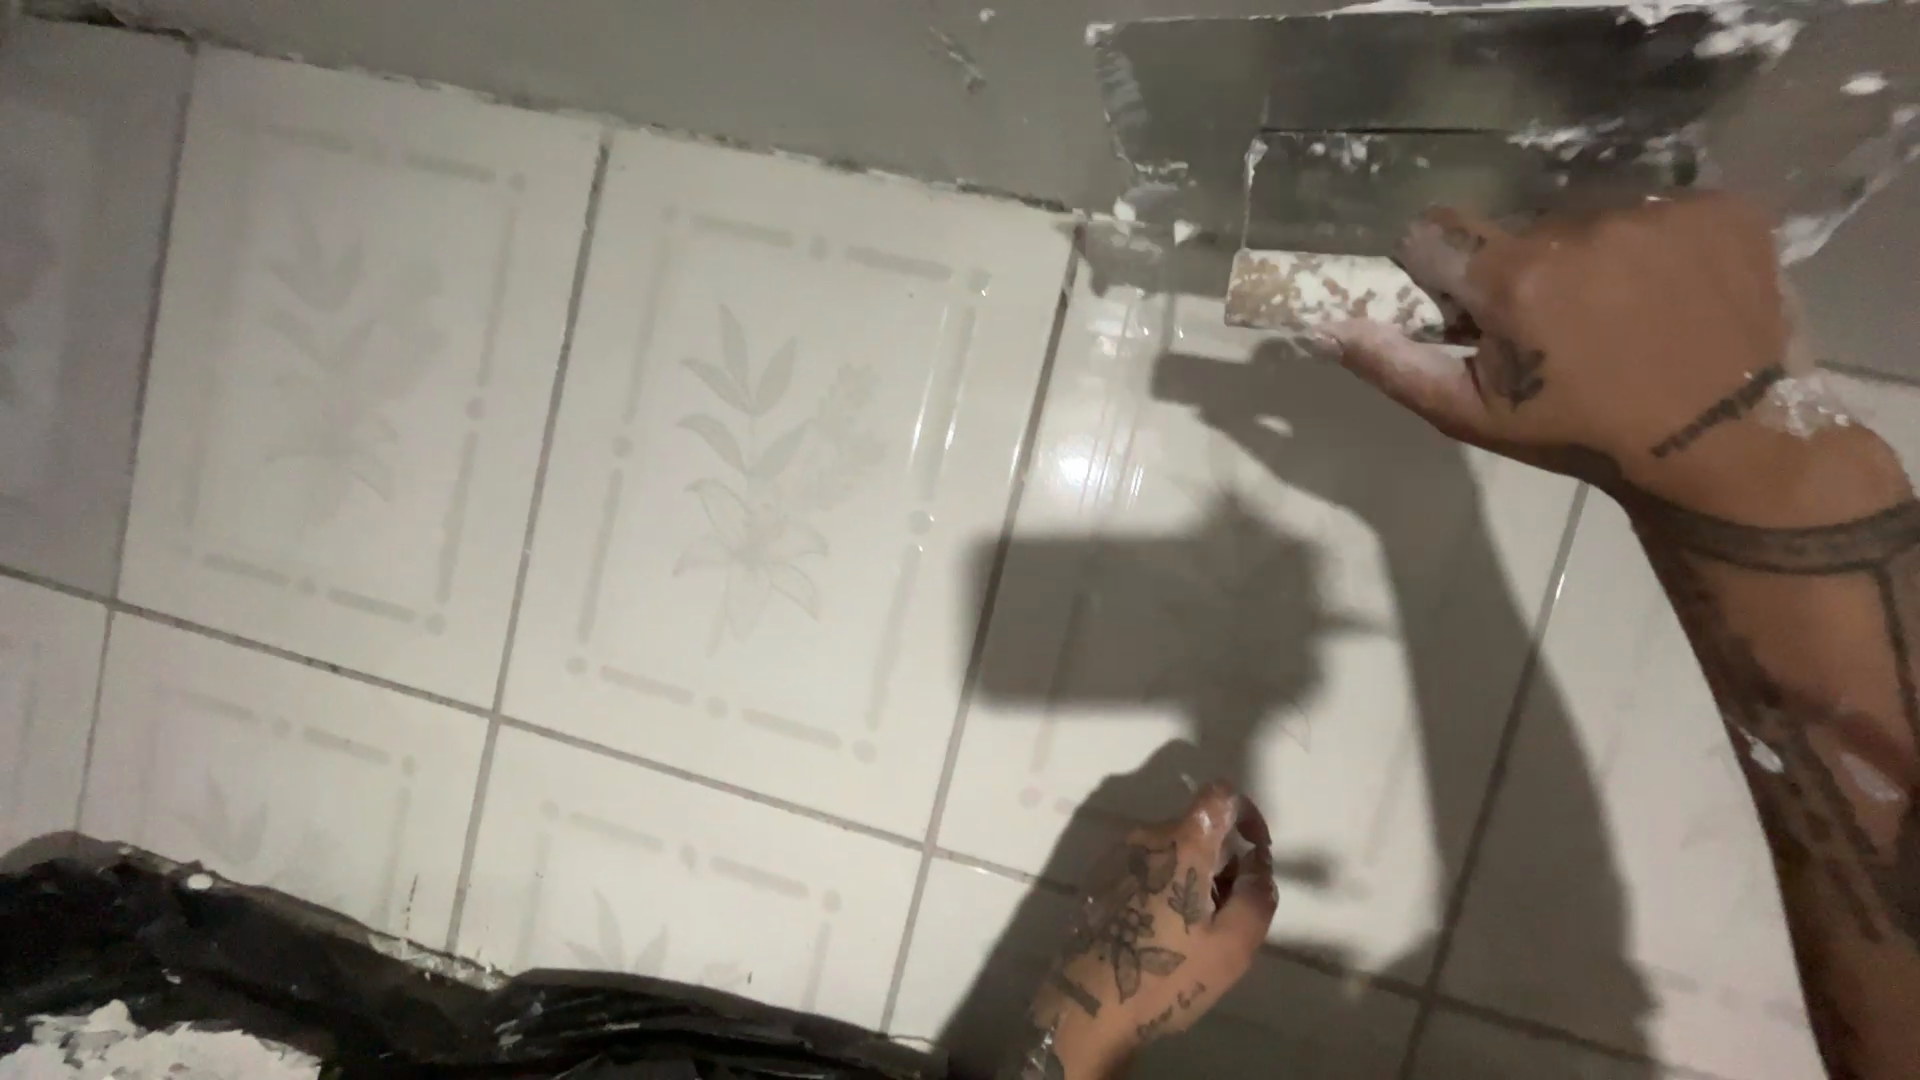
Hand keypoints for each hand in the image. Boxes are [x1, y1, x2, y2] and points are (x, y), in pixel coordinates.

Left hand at [1007, 784, 1277, 1078]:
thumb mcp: (1233, 945)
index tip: (1256, 850)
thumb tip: (1257, 863)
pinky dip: (1165, 882)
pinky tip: (1162, 929)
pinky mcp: (1102, 873)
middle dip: (1221, 860)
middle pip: (1196, 828)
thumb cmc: (1168, 973)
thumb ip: (1257, 896)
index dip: (1246, 813)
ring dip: (1192, 874)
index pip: (1219, 794)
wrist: (1090, 1000)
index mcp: (1182, 842)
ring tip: (1195, 930)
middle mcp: (1147, 834)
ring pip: (1171, 848)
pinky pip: (1146, 863)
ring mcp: (1119, 852)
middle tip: (1228, 912)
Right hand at [1322, 193, 1906, 525]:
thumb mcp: (1467, 413)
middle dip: (1511, 273)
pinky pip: (1650, 212)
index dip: (1438, 275)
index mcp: (1511, 279)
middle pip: (1510, 232)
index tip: (1467, 314)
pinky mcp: (1719, 207)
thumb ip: (1389, 364)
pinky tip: (1664, 296)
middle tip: (1548, 333)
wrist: (1723, 441)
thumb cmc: (1575, 432)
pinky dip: (1645, 248)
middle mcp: (1581, 226)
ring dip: (1578, 259)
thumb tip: (1321, 329)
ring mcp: (1658, 212)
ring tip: (1612, 317)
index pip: (1432, 234)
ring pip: (1579, 219)